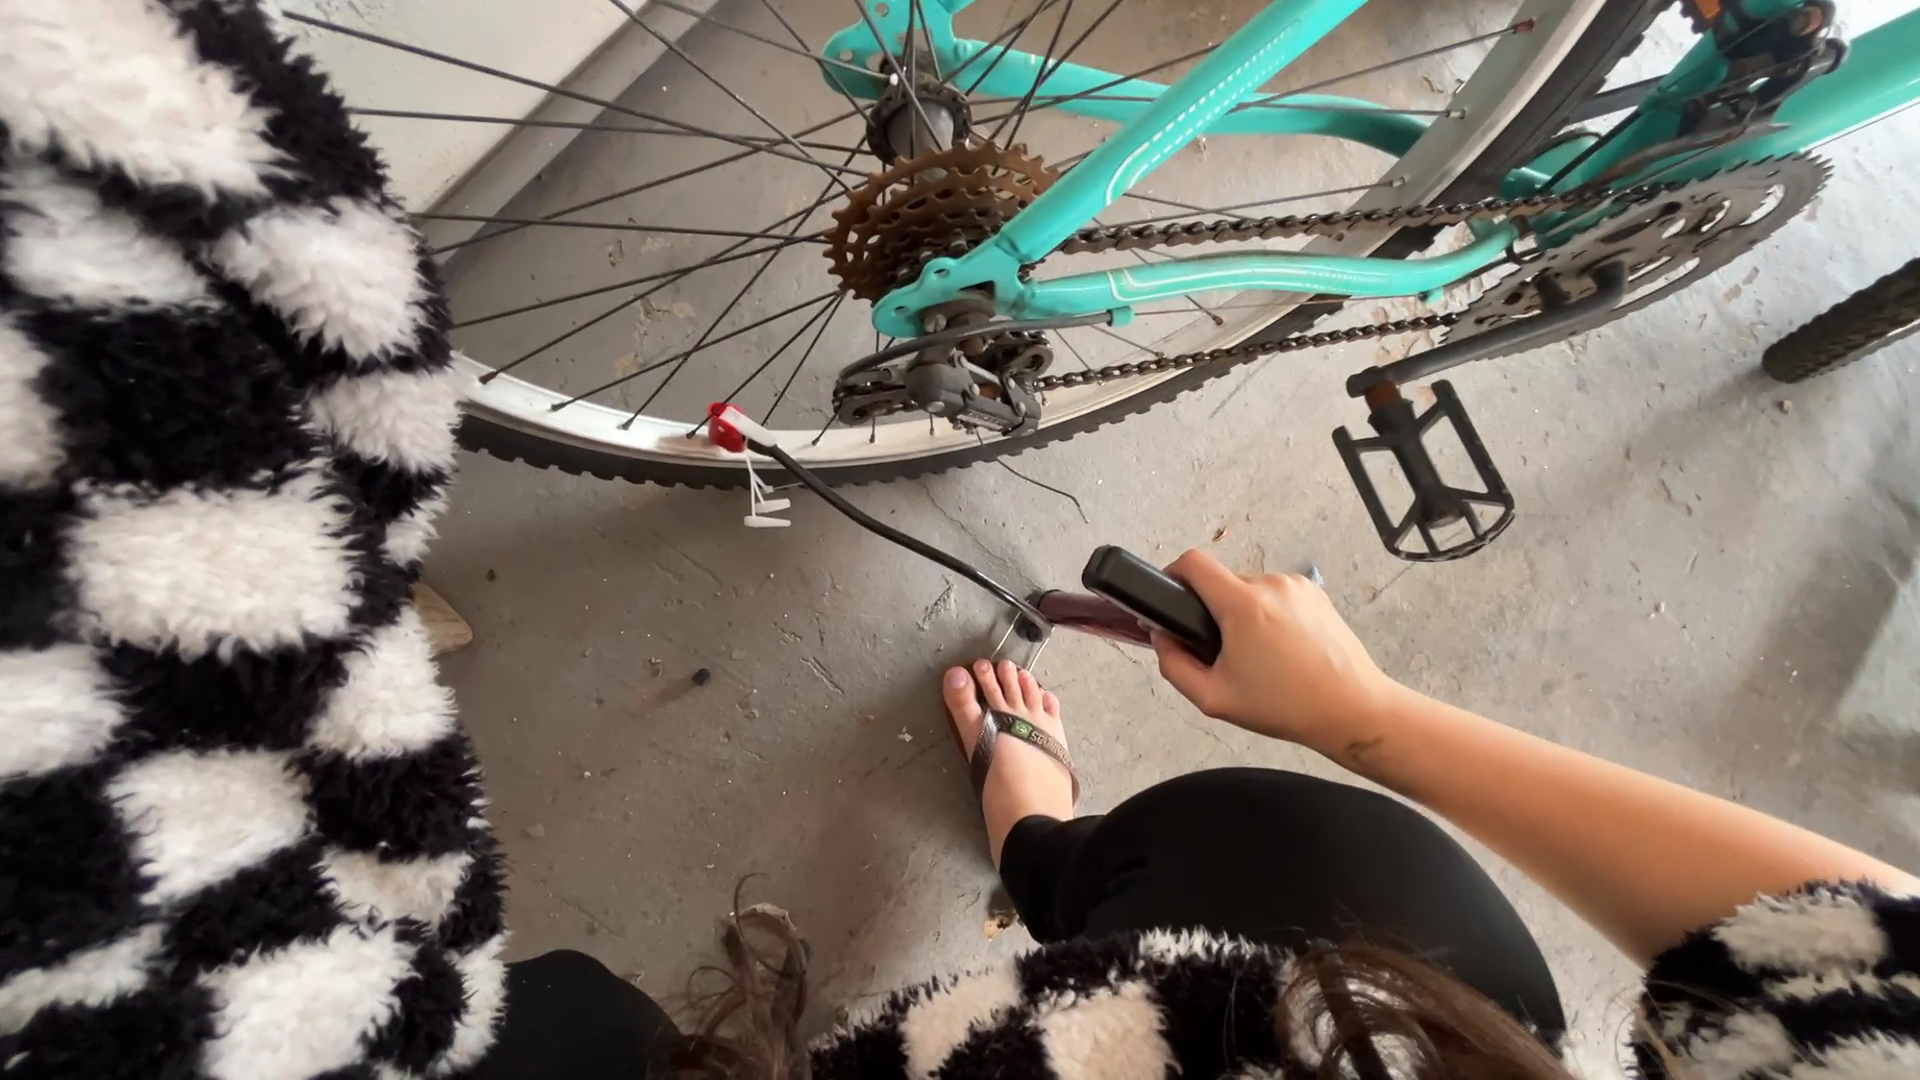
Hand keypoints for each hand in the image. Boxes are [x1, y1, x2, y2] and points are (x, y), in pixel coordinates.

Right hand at [1151, 549, 1400, 752]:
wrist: (1354, 709)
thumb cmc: (1284, 706)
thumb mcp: (1213, 698)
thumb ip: (1173, 665)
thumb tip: (1160, 635)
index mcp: (1242, 605)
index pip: (1193, 563)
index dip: (1173, 574)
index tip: (1171, 598)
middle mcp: (1270, 584)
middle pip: (1220, 581)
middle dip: (1210, 609)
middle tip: (1218, 649)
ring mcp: (1296, 585)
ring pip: (1247, 588)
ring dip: (1240, 612)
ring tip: (1256, 652)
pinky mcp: (1314, 591)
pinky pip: (1273, 593)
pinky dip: (1266, 613)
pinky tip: (1278, 645)